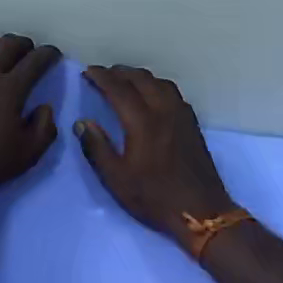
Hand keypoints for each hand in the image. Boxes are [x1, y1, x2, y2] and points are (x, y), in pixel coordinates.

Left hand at [0, 35, 61, 209]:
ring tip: (2, 53)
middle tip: (30, 53)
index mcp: (9, 89)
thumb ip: (45, 128)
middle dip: (26, 45)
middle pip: (9, 44)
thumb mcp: (27, 155)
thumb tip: (44, 106)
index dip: (48, 54)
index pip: (35, 61)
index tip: (53, 55)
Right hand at [75, 64, 240, 253]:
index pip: (119, 88)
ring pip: (159, 82)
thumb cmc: (154, 197)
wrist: (201, 210)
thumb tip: (82, 122)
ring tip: (124, 81)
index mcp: (142, 122)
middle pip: (141, 79)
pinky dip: (156, 85)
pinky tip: (151, 95)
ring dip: (139, 76)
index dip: (102, 77)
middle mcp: (164, 110)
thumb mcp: (117, 179)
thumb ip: (97, 148)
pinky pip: (172, 92)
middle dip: (120, 72)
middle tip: (102, 74)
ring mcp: (181, 115)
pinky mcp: (192, 123)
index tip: (88, 72)